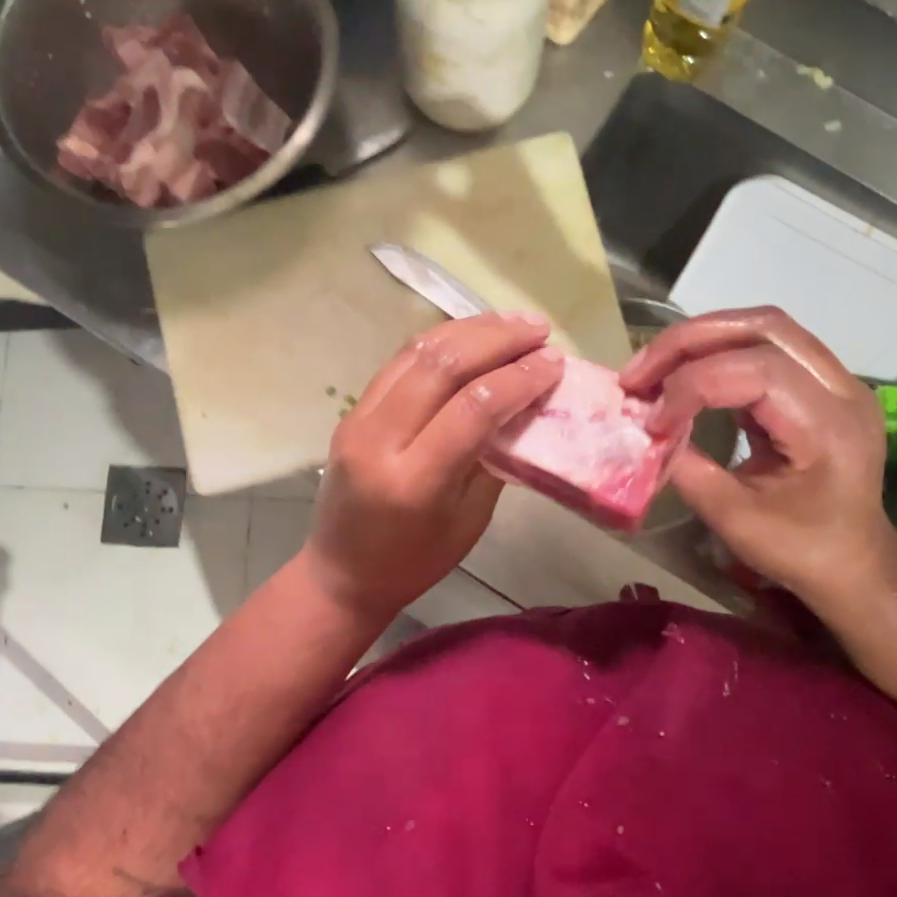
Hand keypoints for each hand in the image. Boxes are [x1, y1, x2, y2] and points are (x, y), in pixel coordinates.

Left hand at [299, 312, 563, 620]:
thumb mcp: (469, 521)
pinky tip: (471, 336)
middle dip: (498, 339)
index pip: (473, 407)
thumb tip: (528, 405)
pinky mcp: (351, 412)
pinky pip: (399, 363)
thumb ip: (496, 459)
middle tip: (539, 330)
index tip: (555, 362)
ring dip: (469, 330)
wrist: (342, 573)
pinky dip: (440, 343)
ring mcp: (358, 421)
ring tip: (512, 323)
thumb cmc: (416, 561)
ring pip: (417, 353)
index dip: (519, 377)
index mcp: (415, 481)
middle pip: (442, 366)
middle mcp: (380, 441)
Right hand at [621, 307, 893, 596]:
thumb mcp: (735, 520)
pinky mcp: (819, 385)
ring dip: (700, 341)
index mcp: (830, 425)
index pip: (757, 371)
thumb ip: (690, 471)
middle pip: (763, 327)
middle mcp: (841, 387)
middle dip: (690, 342)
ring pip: (764, 328)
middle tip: (638, 373)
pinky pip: (766, 348)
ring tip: (653, 369)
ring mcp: (835, 380)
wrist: (855, 563)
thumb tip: (646, 434)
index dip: (693, 386)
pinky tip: (683, 377)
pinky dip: (718, 354)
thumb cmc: (801, 550)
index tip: (652, 421)